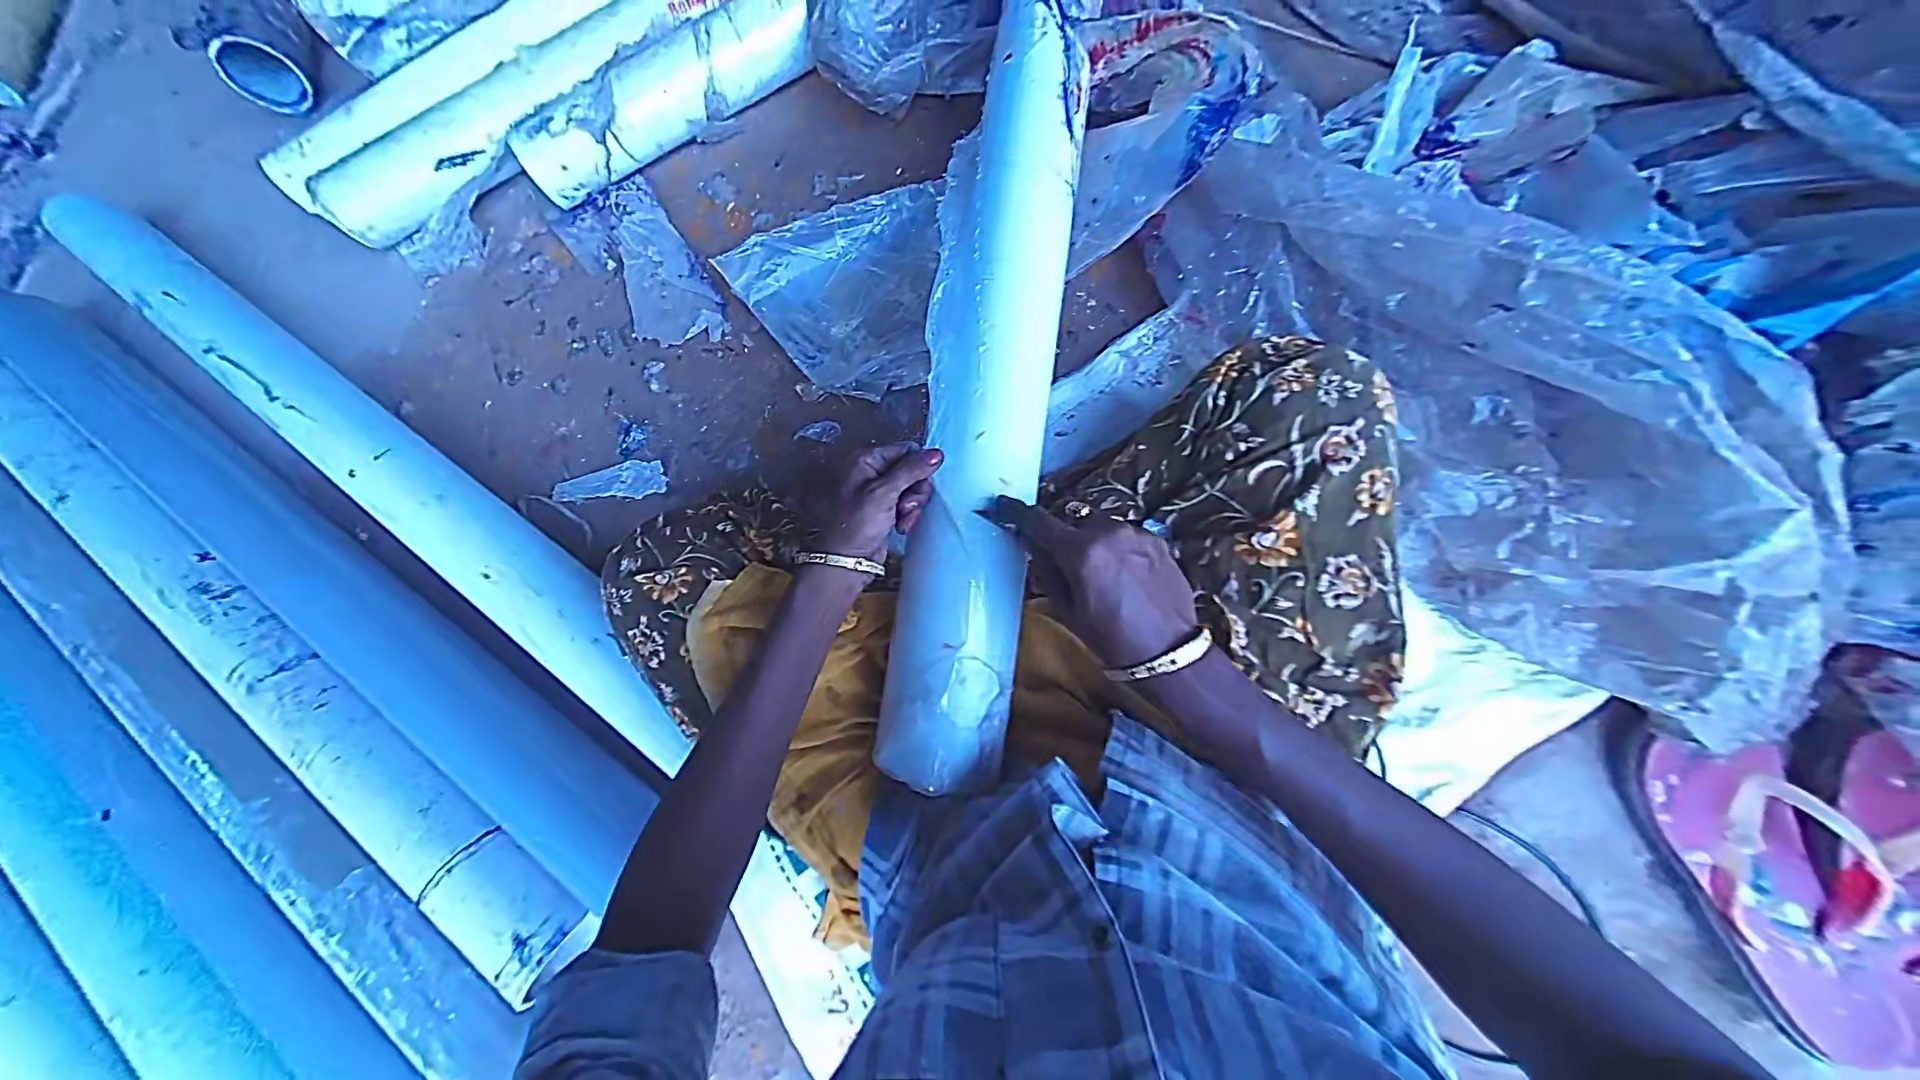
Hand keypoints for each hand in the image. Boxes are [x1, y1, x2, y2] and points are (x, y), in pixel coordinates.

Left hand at [811, 443, 943, 561]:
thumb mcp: (885, 493)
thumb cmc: (859, 523)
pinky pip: (907, 504)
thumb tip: (937, 453)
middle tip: (905, 507)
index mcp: (866, 459)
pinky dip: (908, 515)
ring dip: (912, 506)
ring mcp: (879, 491)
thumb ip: (911, 470)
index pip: (906, 450)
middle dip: (915, 490)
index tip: (917, 485)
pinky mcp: (886, 509)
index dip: (917, 467)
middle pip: (912, 470)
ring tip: (902, 519)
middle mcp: (872, 471)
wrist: (847, 560)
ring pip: (913, 489)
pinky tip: (900, 526)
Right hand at [987, 496, 1198, 667]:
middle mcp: (1109, 532)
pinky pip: (1126, 534)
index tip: (1004, 506)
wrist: (1167, 651)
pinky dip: (1117, 546)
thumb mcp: (1067, 610)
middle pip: (1072, 519)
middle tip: (1064, 560)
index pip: (1039, 521)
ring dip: (1092, 539)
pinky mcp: (1157, 540)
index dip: (1018, 513)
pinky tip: (1124, 573)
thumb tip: (1032, 544)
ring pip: (1101, 524)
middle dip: (1064, 534)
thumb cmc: (1111, 638)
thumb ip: (1046, 570)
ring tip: (1099, 571)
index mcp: (1081, 551)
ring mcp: (1136, 533)